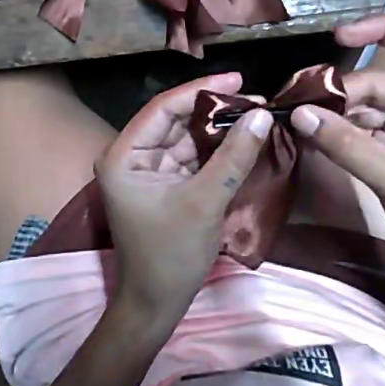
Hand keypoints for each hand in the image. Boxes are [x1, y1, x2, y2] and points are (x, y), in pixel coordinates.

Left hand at [97, 72, 271, 322]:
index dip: (201, 89)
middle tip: (254, 97)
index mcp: (124, 155)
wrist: (156, 306)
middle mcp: (130, 155)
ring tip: (254, 113)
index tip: (238, 78)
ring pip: (185, 137)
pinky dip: (214, 149)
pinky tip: (241, 137)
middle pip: (175, 120)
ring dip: (217, 128)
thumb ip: (233, 157)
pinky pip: (190, 156)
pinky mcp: (163, 184)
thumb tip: (260, 115)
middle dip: (213, 109)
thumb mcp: (204, 202)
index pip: (163, 108)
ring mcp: (146, 170)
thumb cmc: (171, 255)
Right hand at [289, 15, 384, 284]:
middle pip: (383, 80)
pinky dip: (343, 131)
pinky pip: (368, 127)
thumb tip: (298, 113)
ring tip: (301, 120)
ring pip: (370, 104)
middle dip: (344, 91)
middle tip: (299, 102)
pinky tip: (316, 135)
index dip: (382, 28)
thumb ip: (347, 145)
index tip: (338, 36)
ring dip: (338, 112)